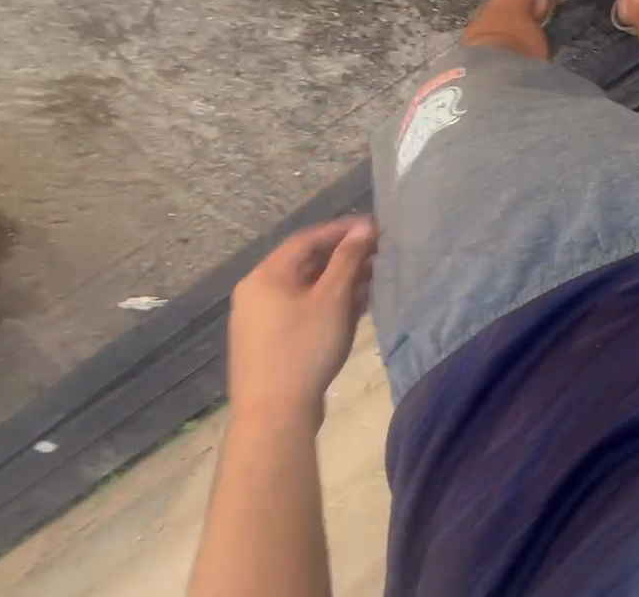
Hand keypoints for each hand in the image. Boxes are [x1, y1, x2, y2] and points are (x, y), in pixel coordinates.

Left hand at [227, 217, 376, 427]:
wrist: (275, 412)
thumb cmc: (304, 347)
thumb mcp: (332, 298)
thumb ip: (349, 258)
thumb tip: (365, 227)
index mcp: (266, 276)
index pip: (307, 239)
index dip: (343, 229)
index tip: (377, 227)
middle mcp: (258, 291)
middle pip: (306, 261)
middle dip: (345, 254)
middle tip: (380, 252)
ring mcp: (262, 316)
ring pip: (307, 285)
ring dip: (341, 277)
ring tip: (375, 277)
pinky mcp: (271, 337)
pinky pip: (303, 305)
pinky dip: (330, 298)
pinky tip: (357, 304)